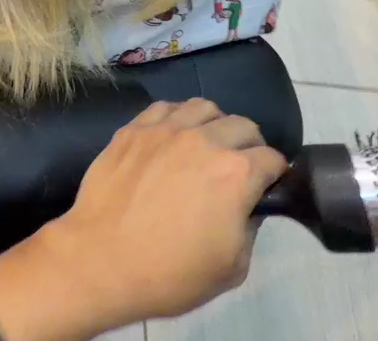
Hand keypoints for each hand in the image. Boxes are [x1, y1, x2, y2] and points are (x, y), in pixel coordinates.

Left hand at [33, 100, 287, 325]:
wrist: (103, 258)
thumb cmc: (172, 272)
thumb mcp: (233, 266)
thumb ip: (249, 226)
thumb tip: (245, 204)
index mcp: (235, 173)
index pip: (272, 159)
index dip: (274, 174)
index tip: (266, 187)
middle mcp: (202, 140)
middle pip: (242, 125)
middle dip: (249, 145)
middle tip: (240, 168)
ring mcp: (163, 129)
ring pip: (203, 106)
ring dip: (214, 124)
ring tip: (206, 147)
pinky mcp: (132, 129)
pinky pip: (164, 108)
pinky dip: (176, 118)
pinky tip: (172, 138)